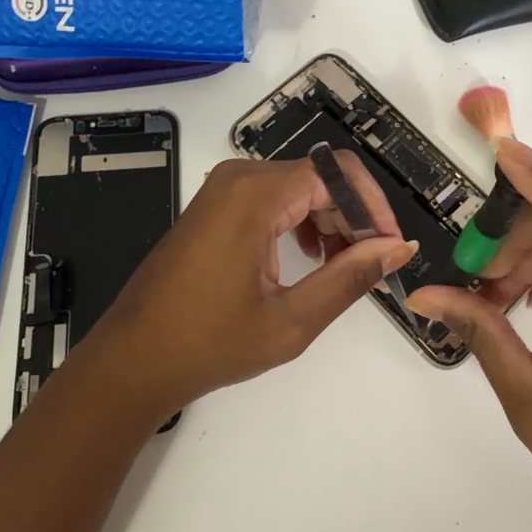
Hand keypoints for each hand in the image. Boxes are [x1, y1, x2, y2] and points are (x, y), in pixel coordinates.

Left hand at [79, 154, 417, 413]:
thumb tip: (397, 248)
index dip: (373, 206)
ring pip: (297, 187)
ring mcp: (221, 190)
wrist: (134, 359)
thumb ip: (350, 277)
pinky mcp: (214, 207)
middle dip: (352, 216)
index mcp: (256, 194)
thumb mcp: (292, 319)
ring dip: (327, 222)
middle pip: (318, 177)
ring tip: (342, 270)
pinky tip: (306, 261)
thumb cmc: (210, 343)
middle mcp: (238, 178)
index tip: (391, 248)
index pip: (337, 172)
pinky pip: (271, 199)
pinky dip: (298, 223)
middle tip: (371, 267)